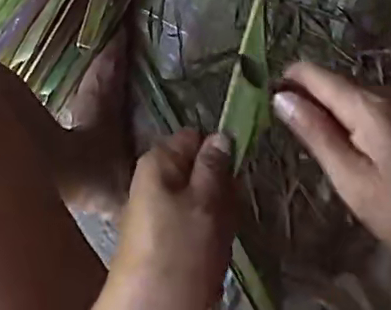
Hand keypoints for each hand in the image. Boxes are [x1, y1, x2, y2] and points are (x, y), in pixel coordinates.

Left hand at [94, 129, 236, 309]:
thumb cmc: (178, 250)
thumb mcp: (203, 202)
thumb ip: (213, 166)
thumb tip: (222, 134)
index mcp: (158, 161)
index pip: (193, 137)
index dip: (218, 150)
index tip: (236, 171)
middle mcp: (155, 180)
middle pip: (199, 171)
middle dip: (221, 191)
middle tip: (227, 213)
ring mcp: (159, 210)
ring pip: (202, 202)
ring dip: (218, 218)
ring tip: (220, 238)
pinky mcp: (167, 240)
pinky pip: (196, 227)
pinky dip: (209, 239)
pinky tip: (213, 255)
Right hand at [270, 62, 390, 272]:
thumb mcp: (351, 180)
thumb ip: (315, 133)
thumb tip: (280, 96)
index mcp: (368, 106)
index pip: (314, 73)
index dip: (287, 81)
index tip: (269, 102)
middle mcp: (386, 95)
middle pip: (333, 84)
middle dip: (309, 100)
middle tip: (294, 136)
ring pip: (352, 97)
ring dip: (332, 112)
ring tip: (322, 148)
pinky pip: (372, 109)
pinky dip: (354, 122)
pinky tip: (356, 153)